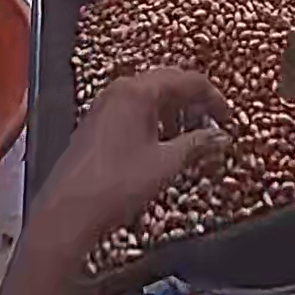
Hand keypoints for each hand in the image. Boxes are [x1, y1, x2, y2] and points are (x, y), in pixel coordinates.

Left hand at [27, 69, 230, 253]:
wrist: (66, 214)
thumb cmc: (118, 184)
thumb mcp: (165, 164)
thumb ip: (197, 144)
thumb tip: (222, 137)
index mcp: (139, 90)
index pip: (188, 80)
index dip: (213, 98)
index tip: (228, 118)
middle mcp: (121, 88)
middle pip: (168, 82)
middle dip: (194, 101)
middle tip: (214, 123)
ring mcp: (106, 103)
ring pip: (150, 96)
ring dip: (174, 111)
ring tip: (191, 136)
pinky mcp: (97, 121)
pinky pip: (134, 108)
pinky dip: (154, 119)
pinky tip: (163, 143)